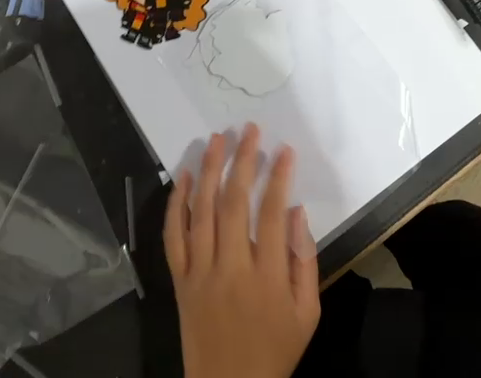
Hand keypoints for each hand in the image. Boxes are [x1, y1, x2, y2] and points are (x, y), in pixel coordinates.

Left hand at [165, 124, 318, 377]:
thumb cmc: (275, 350)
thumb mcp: (307, 312)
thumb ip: (304, 260)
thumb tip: (297, 211)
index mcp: (266, 277)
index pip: (271, 213)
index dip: (278, 177)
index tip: (284, 149)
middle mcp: (230, 269)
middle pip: (233, 203)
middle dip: (242, 160)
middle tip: (249, 130)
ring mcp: (199, 273)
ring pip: (201, 212)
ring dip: (208, 170)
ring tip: (216, 139)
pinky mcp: (179, 281)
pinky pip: (173, 237)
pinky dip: (176, 205)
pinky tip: (183, 177)